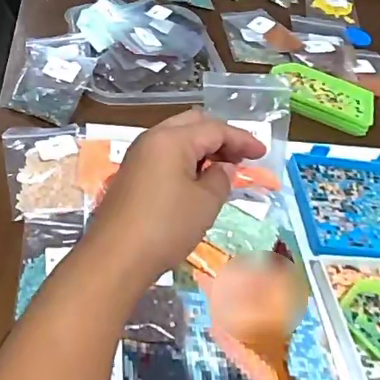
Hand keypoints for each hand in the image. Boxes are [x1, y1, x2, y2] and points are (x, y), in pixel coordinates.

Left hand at [82, 110, 264, 288]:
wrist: (116, 255)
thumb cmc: (166, 226)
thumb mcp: (204, 203)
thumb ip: (220, 179)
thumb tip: (222, 168)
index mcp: (171, 139)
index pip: (214, 129)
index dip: (241, 139)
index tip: (262, 153)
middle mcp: (152, 138)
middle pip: (192, 124)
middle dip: (219, 137)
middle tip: (241, 157)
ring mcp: (138, 155)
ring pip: (176, 138)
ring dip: (201, 148)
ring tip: (223, 169)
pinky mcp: (131, 173)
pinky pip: (164, 154)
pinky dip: (185, 159)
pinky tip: (197, 179)